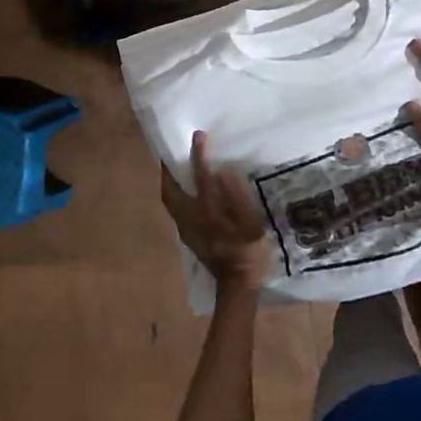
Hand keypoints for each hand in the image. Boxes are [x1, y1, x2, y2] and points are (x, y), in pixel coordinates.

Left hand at [160, 131, 272, 290]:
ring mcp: (186, 230)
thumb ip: (238, 197)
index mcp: (209, 212)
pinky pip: (176, 209)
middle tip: (171, 152)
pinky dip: (176, 194)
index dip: (198, 154)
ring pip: (170, 201)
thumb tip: (222, 171)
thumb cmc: (249, 251)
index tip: (198, 135)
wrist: (237, 285)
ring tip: (176, 167)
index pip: (200, 177)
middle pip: (170, 191)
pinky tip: (187, 190)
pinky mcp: (188, 237)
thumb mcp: (252, 223)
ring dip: (170, 182)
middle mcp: (191, 219)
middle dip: (168, 170)